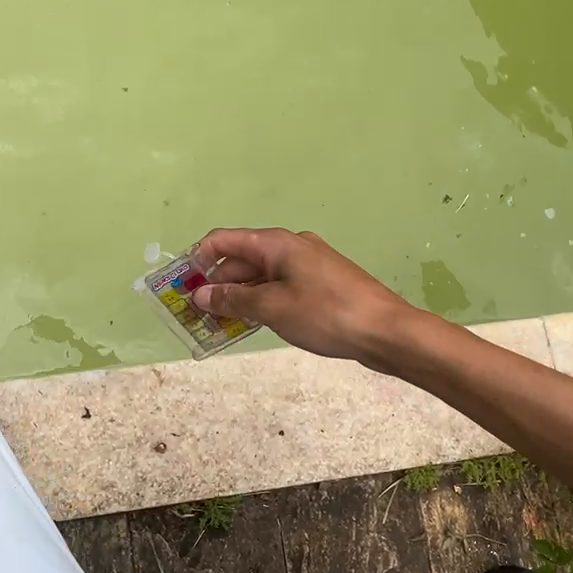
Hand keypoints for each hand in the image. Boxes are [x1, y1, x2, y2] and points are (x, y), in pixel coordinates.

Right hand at [189, 227, 419, 366]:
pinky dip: (260, 302)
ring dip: (237, 297)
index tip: (183, 287)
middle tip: (197, 315)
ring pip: (259, 276)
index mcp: (275, 243)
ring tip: (219, 325)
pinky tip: (252, 324)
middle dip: (216, 285)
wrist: (388, 332)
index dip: (198, 260)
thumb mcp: (271, 308)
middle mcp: (289, 246)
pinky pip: (278, 287)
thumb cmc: (325, 314)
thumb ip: (232, 300)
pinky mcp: (320, 284)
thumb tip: (200, 296)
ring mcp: (307, 265)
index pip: (222, 240)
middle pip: (240, 260)